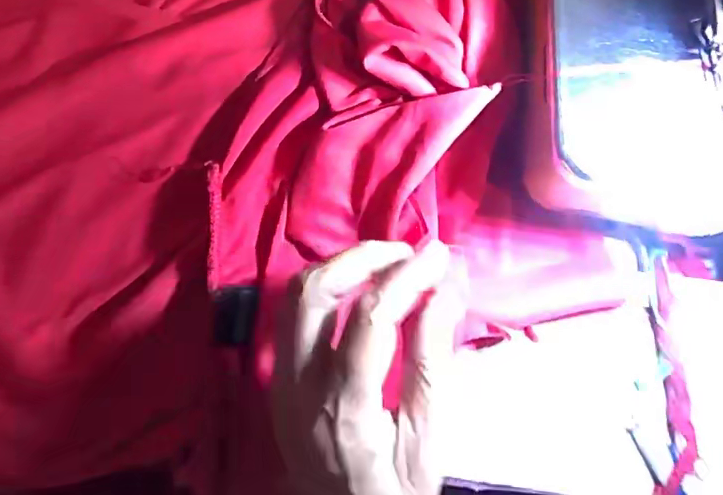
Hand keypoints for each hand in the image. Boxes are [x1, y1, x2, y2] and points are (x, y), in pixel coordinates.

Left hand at [271, 242, 461, 494]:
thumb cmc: (396, 490)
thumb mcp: (427, 440)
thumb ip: (432, 358)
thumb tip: (446, 285)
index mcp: (344, 409)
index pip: (371, 317)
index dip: (406, 276)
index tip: (438, 253)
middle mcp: (299, 386)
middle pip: (316, 291)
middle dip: (363, 257)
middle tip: (406, 252)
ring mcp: (280, 379)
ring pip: (296, 293)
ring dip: (341, 265)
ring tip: (385, 261)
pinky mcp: (277, 376)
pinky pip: (293, 310)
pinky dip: (326, 284)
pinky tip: (358, 282)